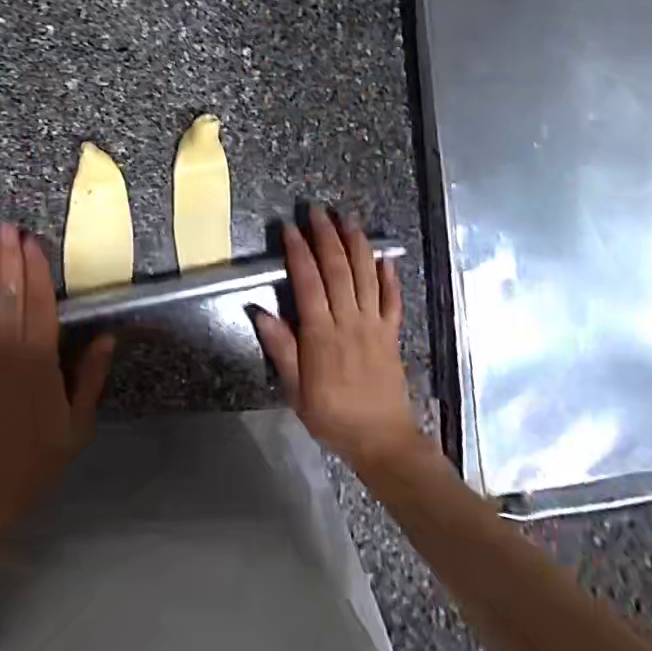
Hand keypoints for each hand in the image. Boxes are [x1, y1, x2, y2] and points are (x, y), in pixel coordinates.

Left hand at [0, 223, 115, 529]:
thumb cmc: (36, 456)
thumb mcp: (77, 423)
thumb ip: (91, 376)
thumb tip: (108, 336)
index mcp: (37, 360)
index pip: (39, 301)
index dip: (37, 268)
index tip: (34, 242)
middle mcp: (3, 348)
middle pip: (8, 291)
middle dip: (8, 256)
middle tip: (8, 228)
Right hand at [252, 208, 424, 473]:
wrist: (382, 440)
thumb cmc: (331, 415)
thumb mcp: (295, 389)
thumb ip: (281, 348)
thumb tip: (259, 311)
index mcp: (322, 336)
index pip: (309, 284)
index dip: (299, 253)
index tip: (290, 229)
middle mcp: (350, 323)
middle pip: (339, 271)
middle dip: (327, 237)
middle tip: (317, 211)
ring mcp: (374, 326)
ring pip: (366, 277)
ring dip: (357, 245)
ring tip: (348, 219)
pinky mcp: (392, 333)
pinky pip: (392, 299)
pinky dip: (389, 275)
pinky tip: (384, 256)